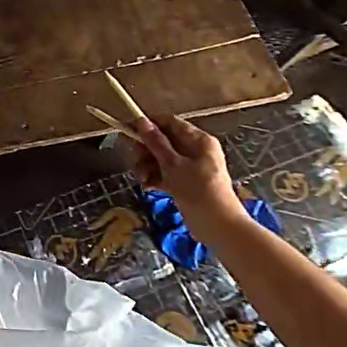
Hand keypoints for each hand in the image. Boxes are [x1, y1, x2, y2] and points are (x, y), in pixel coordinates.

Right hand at [130, 115, 245, 236]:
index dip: (149, 125)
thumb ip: (156, 142)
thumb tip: (141, 121)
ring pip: (162, 158)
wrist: (217, 225)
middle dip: (146, 151)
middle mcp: (195, 150)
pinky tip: (148, 185)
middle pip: (163, 141)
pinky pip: (166, 173)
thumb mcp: (173, 164)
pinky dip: (155, 177)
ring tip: (141, 179)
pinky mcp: (186, 183)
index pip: (169, 123)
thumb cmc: (198, 190)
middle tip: (135, 161)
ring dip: (148, 166)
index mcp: (198, 140)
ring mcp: (191, 167)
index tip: (129, 131)